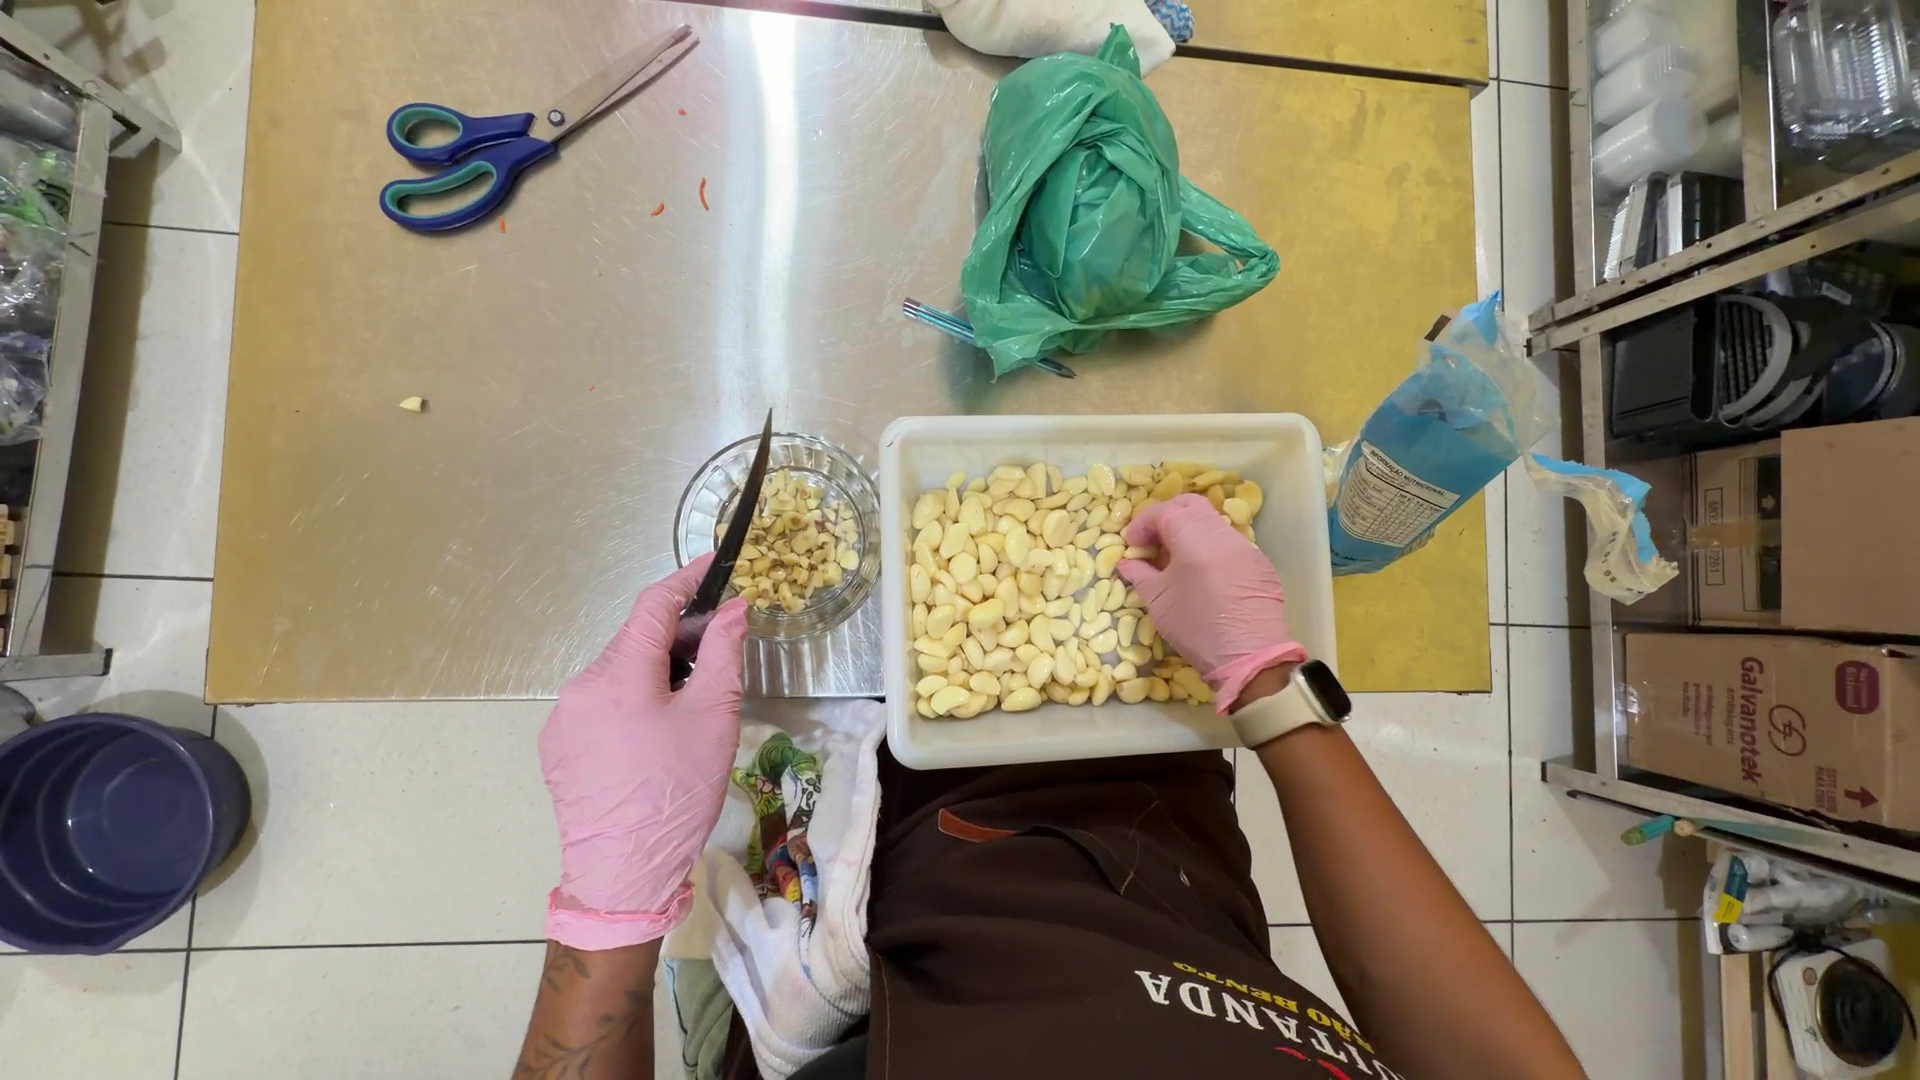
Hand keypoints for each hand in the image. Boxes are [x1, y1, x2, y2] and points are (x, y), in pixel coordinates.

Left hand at [538, 554, 751, 950]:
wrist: (624, 873)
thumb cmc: (678, 790)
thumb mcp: (714, 717)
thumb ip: (724, 653)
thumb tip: (734, 608)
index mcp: (619, 675)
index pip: (652, 606)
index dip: (685, 580)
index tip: (711, 563)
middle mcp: (580, 687)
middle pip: (634, 640)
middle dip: (677, 633)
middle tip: (719, 645)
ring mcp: (563, 719)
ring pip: (618, 672)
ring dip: (655, 668)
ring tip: (692, 697)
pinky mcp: (559, 748)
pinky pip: (601, 703)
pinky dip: (633, 697)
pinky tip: (656, 730)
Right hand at [1117, 493, 1306, 714]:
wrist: (1249, 657)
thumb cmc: (1195, 626)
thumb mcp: (1157, 600)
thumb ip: (1139, 573)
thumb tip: (1128, 562)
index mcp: (1194, 537)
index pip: (1163, 511)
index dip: (1142, 524)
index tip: (1132, 546)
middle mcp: (1222, 533)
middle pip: (1191, 505)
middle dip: (1166, 517)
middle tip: (1153, 543)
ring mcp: (1245, 547)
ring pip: (1212, 522)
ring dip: (1189, 532)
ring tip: (1176, 561)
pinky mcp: (1260, 564)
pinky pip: (1229, 544)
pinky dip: (1209, 549)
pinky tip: (1203, 576)